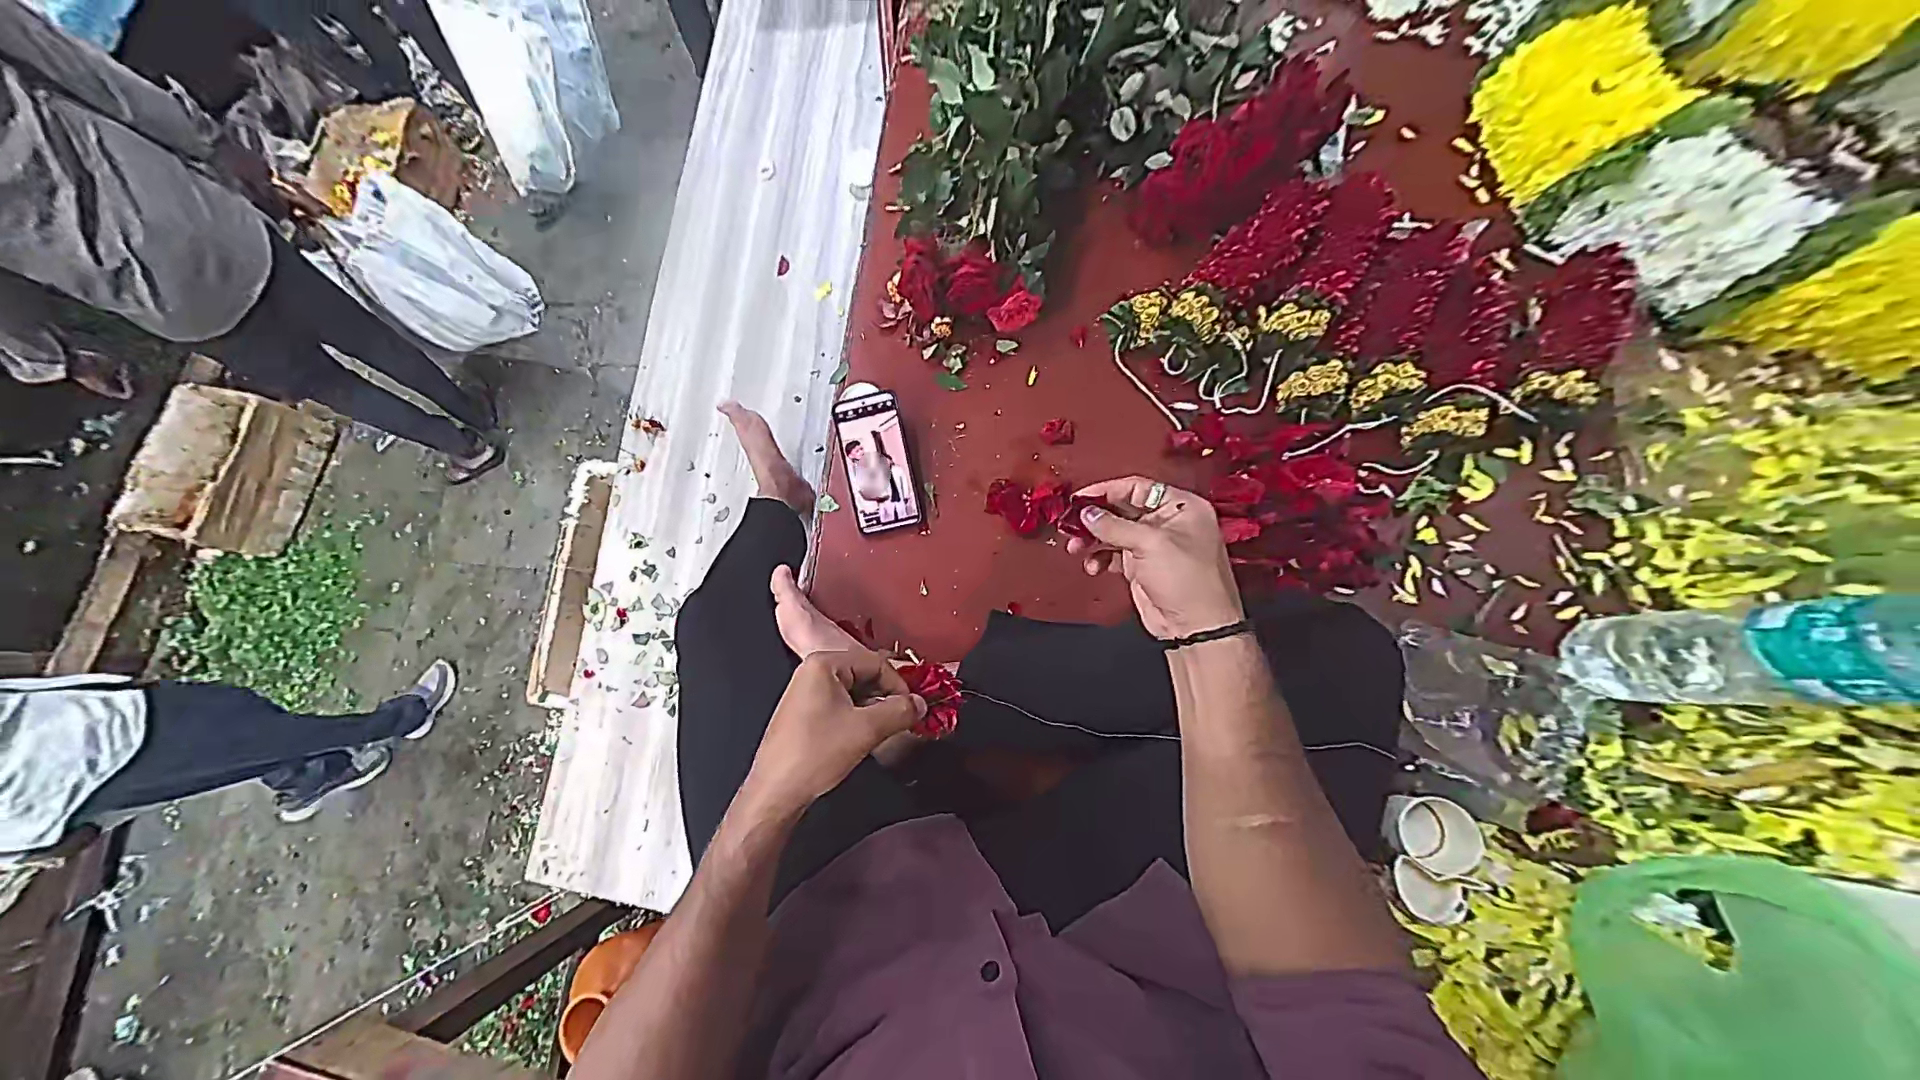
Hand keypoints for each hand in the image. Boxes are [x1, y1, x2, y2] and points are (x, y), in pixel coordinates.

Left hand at [739, 651, 925, 817]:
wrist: (776, 792)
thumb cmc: (814, 755)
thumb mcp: (867, 730)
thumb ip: (900, 711)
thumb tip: (920, 704)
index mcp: (823, 664)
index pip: (875, 662)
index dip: (898, 685)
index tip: (911, 707)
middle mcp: (812, 672)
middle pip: (865, 675)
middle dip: (886, 698)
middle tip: (901, 720)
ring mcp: (807, 693)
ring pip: (855, 692)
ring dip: (873, 710)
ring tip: (882, 731)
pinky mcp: (805, 713)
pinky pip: (841, 705)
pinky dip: (858, 718)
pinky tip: (863, 737)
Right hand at [1067, 476, 1245, 639]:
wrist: (1196, 626)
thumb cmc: (1189, 581)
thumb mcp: (1149, 544)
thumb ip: (1114, 526)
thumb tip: (1087, 513)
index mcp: (1181, 507)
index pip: (1138, 488)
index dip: (1107, 491)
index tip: (1081, 498)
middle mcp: (1168, 523)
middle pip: (1123, 509)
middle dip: (1096, 517)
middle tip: (1072, 523)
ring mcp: (1155, 545)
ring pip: (1114, 532)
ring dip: (1093, 539)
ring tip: (1076, 547)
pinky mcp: (1143, 566)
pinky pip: (1114, 554)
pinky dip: (1101, 558)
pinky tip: (1094, 566)